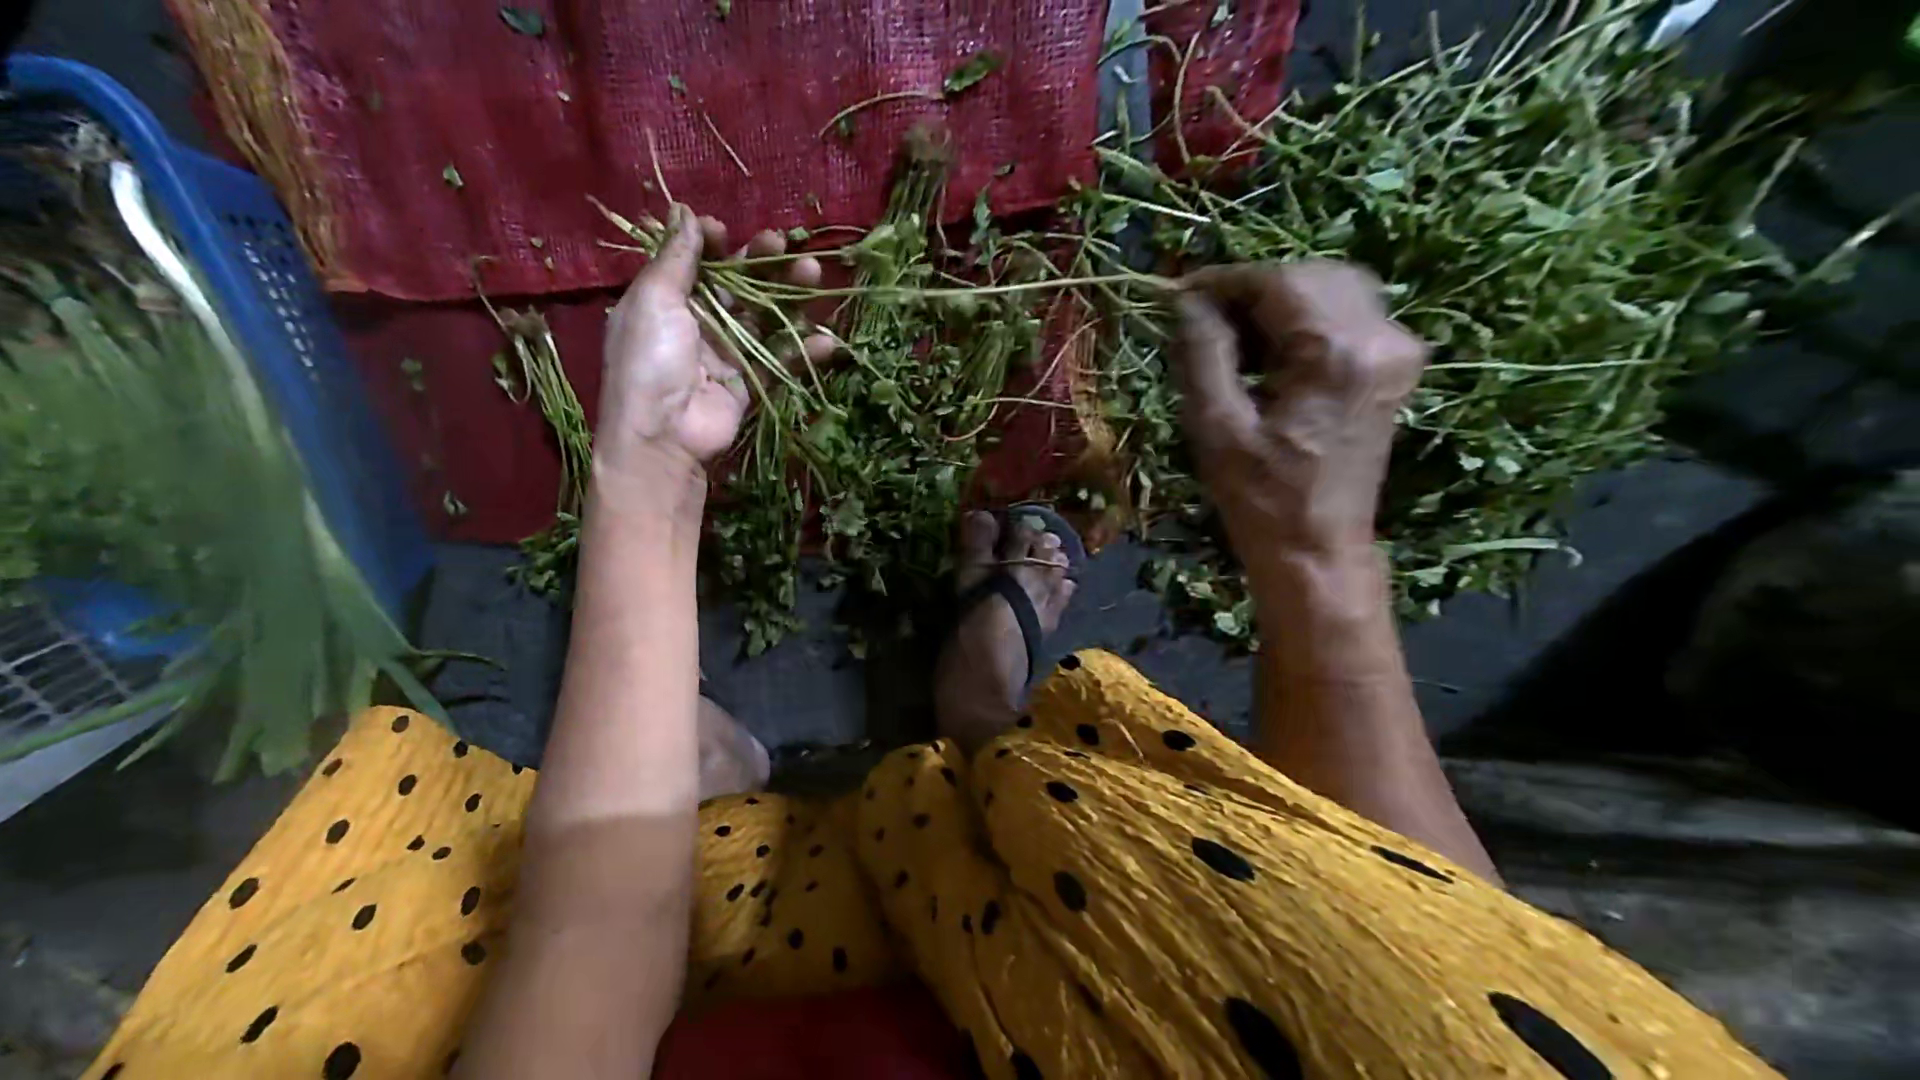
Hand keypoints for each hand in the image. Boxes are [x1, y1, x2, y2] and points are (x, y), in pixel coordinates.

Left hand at [597, 207, 824, 478]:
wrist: (663, 433)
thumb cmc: (650, 359)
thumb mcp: (654, 299)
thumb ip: (676, 258)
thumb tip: (686, 212)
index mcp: (666, 299)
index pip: (696, 262)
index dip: (714, 245)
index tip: (727, 231)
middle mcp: (697, 322)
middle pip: (736, 285)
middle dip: (762, 264)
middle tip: (787, 246)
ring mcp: (725, 353)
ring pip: (763, 317)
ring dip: (790, 296)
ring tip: (814, 274)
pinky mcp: (749, 382)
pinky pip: (780, 359)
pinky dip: (803, 349)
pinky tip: (825, 338)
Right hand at [1173, 261, 1426, 565]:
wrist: (1317, 548)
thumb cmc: (1260, 497)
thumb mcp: (1216, 426)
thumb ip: (1203, 353)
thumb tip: (1188, 302)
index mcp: (1338, 353)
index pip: (1279, 280)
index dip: (1224, 280)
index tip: (1179, 294)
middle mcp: (1382, 339)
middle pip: (1311, 276)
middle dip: (1252, 289)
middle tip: (1204, 320)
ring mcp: (1397, 352)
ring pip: (1332, 290)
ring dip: (1278, 303)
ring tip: (1232, 339)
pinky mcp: (1394, 368)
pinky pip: (1347, 316)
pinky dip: (1304, 321)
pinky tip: (1268, 354)